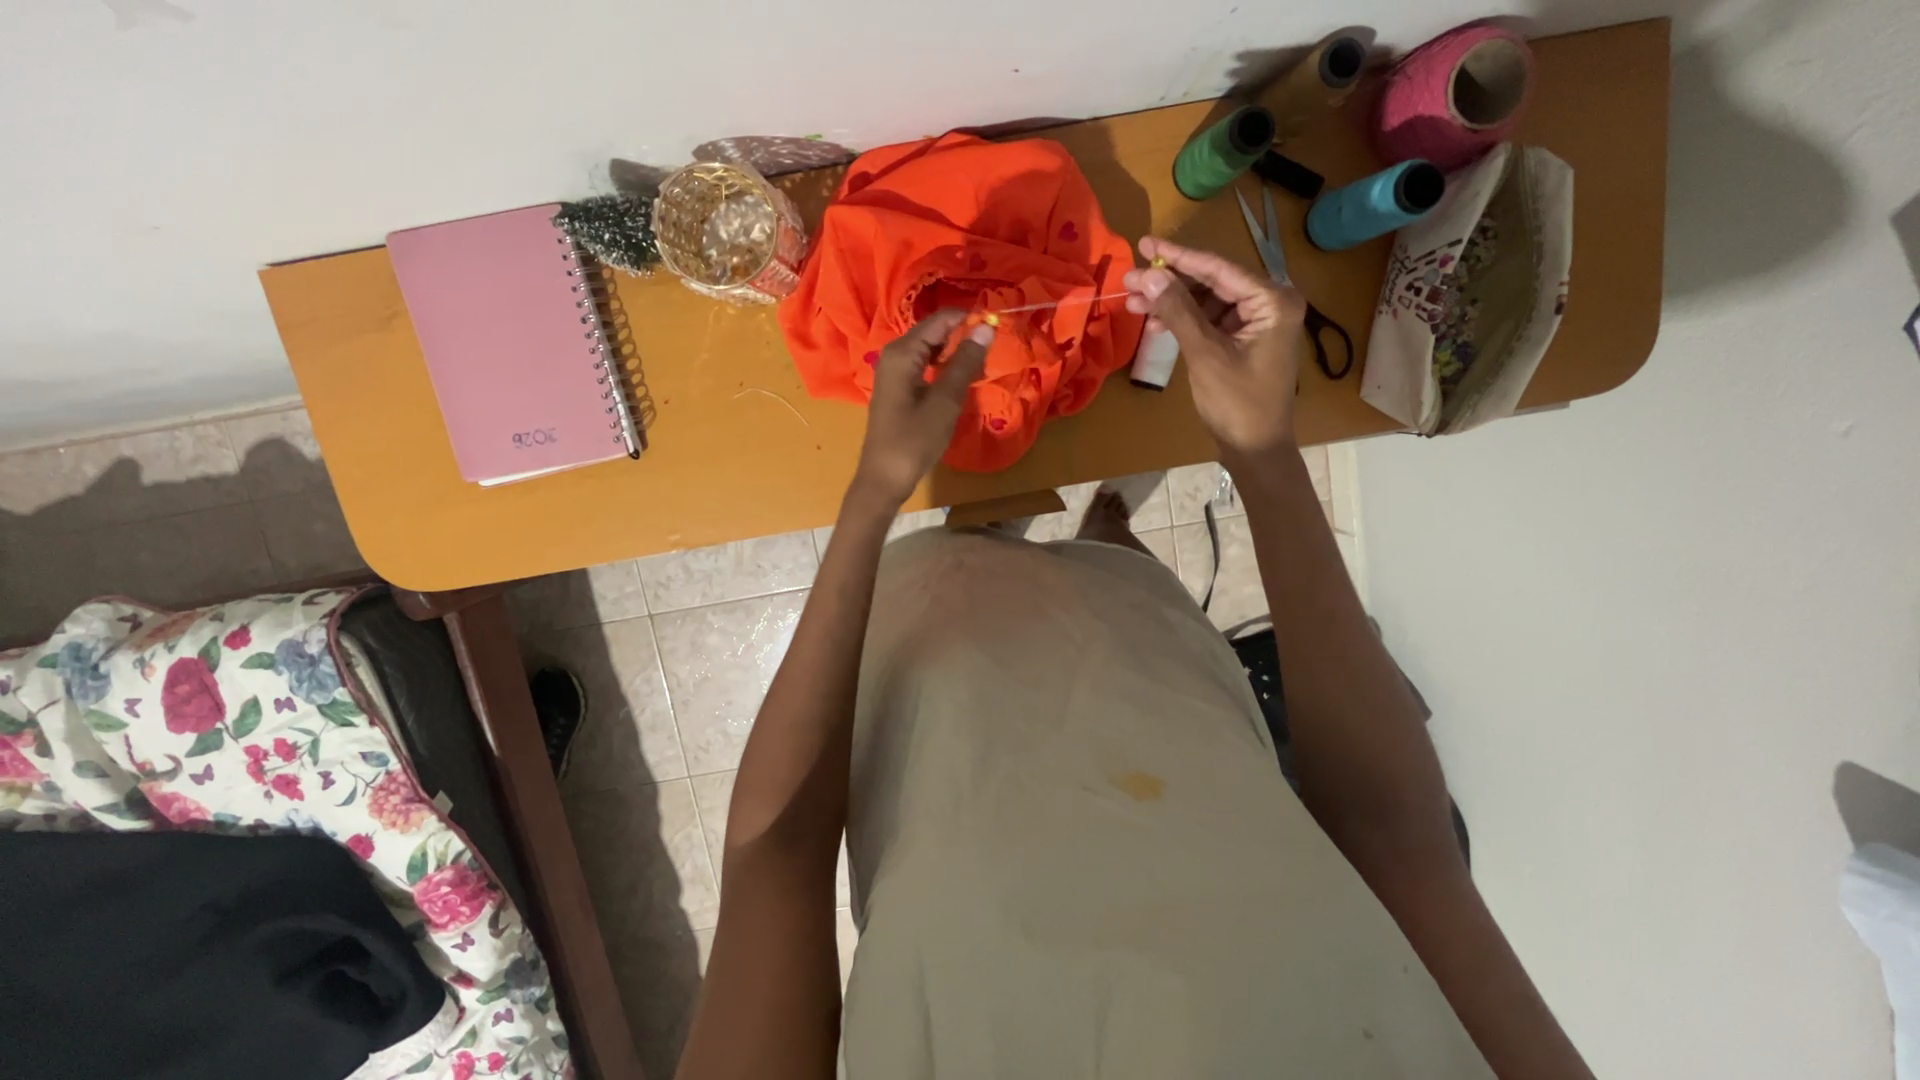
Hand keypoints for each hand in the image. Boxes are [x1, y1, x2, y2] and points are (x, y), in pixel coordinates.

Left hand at [851, 309, 992, 505]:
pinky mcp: (897, 388)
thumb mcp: (944, 401)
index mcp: (902, 352)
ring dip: (955, 354)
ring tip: (981, 366)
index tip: (997, 327)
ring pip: (930, 350)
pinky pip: (924, 366)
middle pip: (934, 332)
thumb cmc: (914, 440)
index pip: (940, 320)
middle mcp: (894, 354)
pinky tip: (961, 381)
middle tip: (992, 350)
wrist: (884, 478)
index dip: (969, 319)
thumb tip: (985, 328)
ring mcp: (893, 372)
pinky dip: (943, 369)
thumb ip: (965, 363)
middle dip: (963, 336)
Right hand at [1123, 236, 1305, 456]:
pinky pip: (1210, 319)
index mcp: (1273, 301)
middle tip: (1129, 277)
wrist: (1256, 449)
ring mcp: (1258, 322)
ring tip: (1133, 302)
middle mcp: (1271, 303)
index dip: (1178, 257)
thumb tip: (1147, 275)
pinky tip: (1155, 320)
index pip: (1219, 269)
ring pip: (1207, 300)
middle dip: (1170, 281)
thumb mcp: (1205, 354)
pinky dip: (1183, 319)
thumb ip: (1178, 311)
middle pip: (1212, 281)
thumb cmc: (1237, 403)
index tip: (1145, 244)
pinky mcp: (1244, 339)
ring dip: (1172, 301)